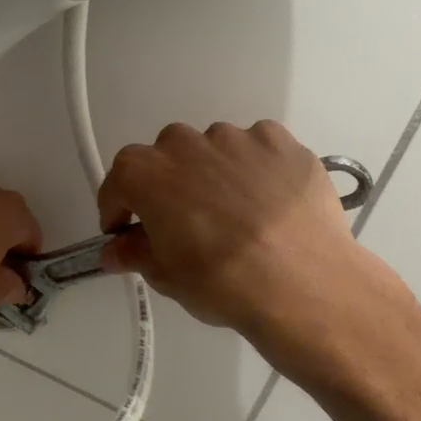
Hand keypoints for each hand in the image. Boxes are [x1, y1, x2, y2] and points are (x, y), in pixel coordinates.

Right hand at [97, 121, 418, 393]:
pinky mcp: (281, 142)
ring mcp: (235, 137)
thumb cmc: (222, 281)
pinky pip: (258, 148)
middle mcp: (183, 143)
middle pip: (166, 158)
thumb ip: (135, 254)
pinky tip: (271, 202)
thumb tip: (116, 251)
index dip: (121, 210)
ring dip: (216, 173)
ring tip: (239, 215)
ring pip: (214, 150)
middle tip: (188, 225)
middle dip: (171, 185)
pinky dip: (258, 168)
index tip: (129, 233)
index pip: (118, 183)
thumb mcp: (166, 277)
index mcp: (143, 172)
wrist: (305, 283)